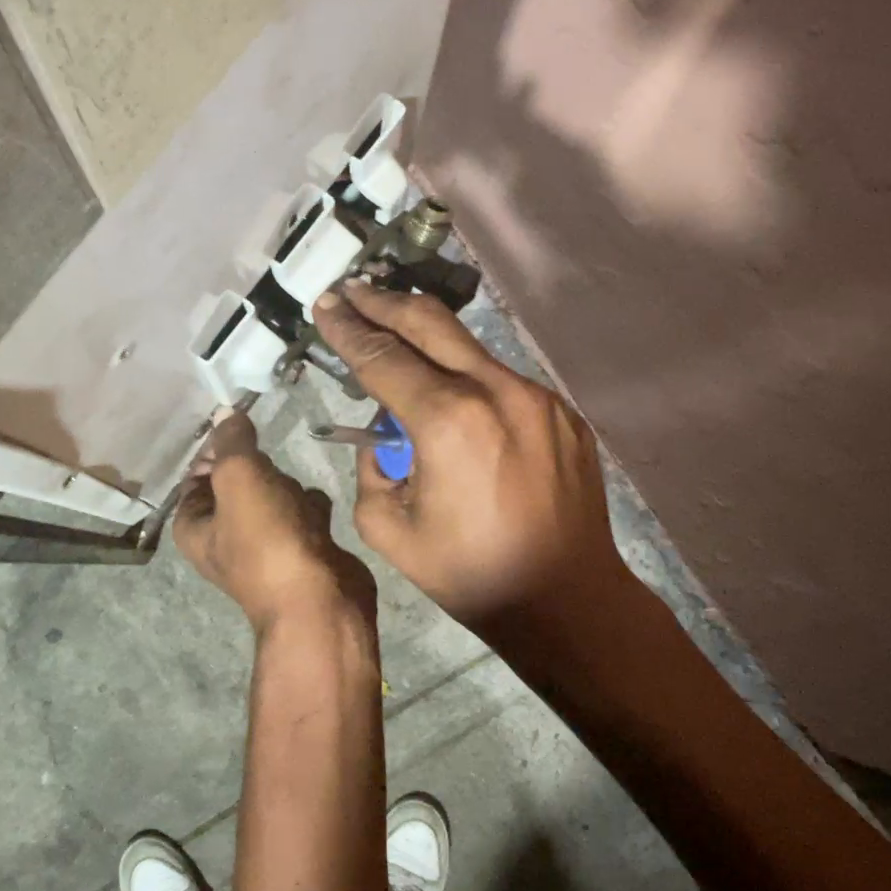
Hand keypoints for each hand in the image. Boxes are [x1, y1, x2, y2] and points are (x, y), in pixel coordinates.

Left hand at [173, 411, 377, 632]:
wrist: (320, 602)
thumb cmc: (268, 540)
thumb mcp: (239, 478)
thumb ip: (231, 442)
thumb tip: (224, 412)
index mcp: (193, 526)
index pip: (198, 471)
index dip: (219, 447)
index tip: (244, 430)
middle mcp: (222, 537)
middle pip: (239, 479)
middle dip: (261, 471)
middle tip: (272, 480)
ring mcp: (262, 546)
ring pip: (274, 493)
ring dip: (289, 490)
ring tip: (297, 504)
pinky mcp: (299, 551)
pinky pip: (303, 512)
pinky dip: (311, 510)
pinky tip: (319, 515)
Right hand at [311, 281, 624, 623]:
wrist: (565, 600)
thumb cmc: (468, 573)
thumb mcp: (388, 529)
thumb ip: (371, 469)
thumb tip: (385, 438)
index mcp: (447, 420)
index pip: (382, 357)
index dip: (346, 328)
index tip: (325, 304)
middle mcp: (496, 391)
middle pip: (430, 323)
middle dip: (384, 302)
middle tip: (354, 291)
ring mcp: (537, 398)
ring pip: (470, 348)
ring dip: (427, 338)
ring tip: (395, 335)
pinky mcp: (562, 413)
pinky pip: (502, 382)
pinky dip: (467, 379)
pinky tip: (453, 399)